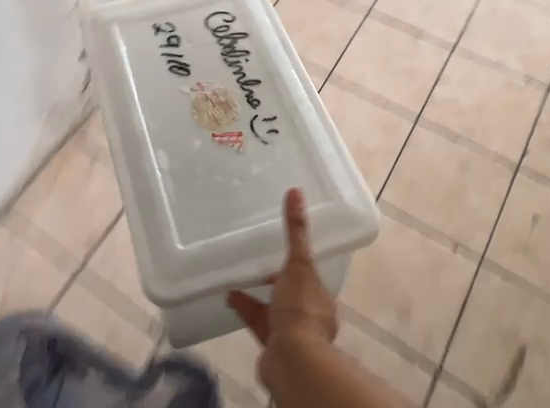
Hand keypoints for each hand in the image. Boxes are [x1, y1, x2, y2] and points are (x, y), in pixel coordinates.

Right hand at [226, 189, 338, 380]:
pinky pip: (258, 322)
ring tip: (236, 279)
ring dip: (256, 296)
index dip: (294, 264)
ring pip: (272, 309)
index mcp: (320, 296)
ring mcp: (292, 333)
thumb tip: (296, 190)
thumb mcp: (299, 262)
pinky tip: (230, 296)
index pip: (308, 275)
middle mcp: (310, 315)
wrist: (292, 358)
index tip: (279, 253)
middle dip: (274, 280)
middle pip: (290, 293)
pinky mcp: (273, 345)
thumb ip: (296, 230)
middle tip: (255, 265)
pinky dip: (245, 309)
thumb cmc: (299, 307)